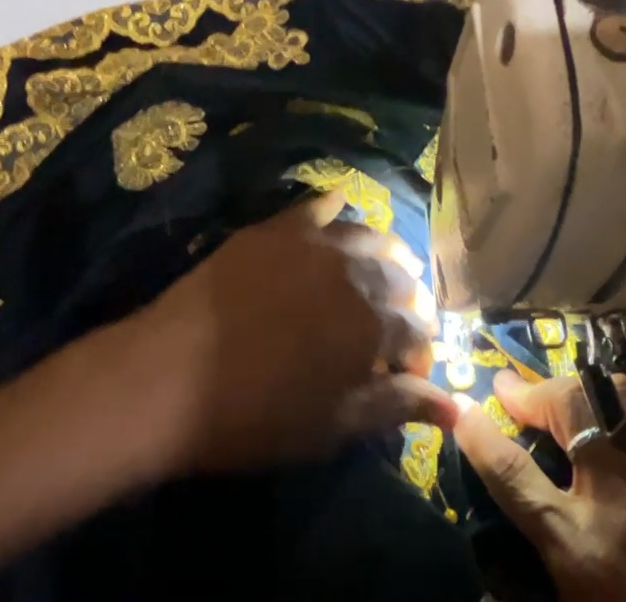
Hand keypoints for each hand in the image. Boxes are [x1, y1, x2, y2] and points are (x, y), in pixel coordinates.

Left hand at [126, 191, 455, 473]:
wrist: (169, 376)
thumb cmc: (255, 415)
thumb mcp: (334, 424)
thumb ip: (397, 407)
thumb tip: (456, 406)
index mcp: (373, 325)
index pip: (417, 330)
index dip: (419, 350)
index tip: (409, 370)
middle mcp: (352, 273)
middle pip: (398, 277)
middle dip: (409, 299)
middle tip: (402, 319)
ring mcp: (310, 244)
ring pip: (365, 236)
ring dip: (384, 252)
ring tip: (387, 264)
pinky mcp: (272, 230)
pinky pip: (313, 208)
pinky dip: (333, 206)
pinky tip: (340, 202)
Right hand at [455, 371, 625, 601]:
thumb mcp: (578, 594)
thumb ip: (544, 540)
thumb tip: (510, 486)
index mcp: (578, 546)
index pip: (511, 473)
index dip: (479, 434)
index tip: (462, 407)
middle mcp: (621, 503)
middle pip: (570, 411)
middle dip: (538, 392)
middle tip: (519, 389)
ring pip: (623, 397)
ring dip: (592, 388)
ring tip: (580, 395)